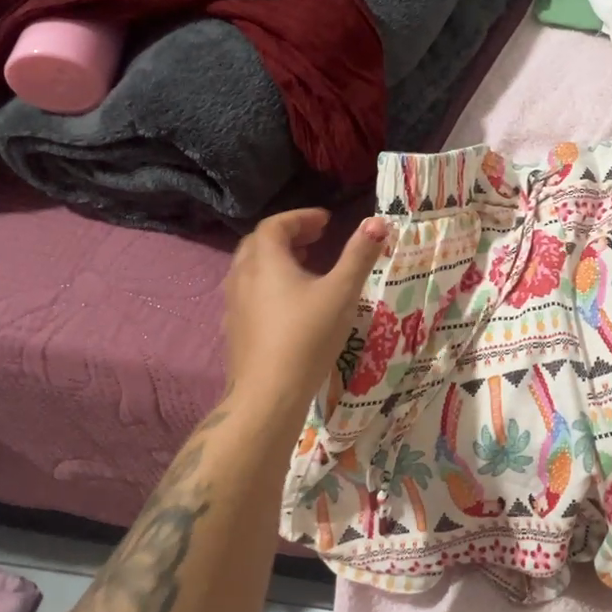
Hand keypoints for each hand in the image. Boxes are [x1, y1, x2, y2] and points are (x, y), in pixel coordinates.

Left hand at [222, 210, 386, 404]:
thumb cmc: (308, 336)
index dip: (300, 218)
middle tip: (317, 238)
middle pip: (258, 244)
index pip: (275, 226)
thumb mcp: (342, 292)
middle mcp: (243, 277)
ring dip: (277, 259)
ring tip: (305, 266)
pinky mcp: (236, 329)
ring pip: (251, 269)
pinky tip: (290, 303)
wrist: (269, 394)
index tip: (326, 221)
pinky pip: (250, 292)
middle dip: (288, 235)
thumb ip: (359, 255)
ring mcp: (235, 305)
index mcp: (266, 262)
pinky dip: (269, 283)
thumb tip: (377, 222)